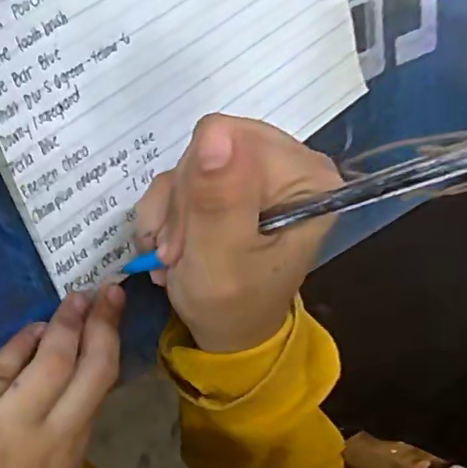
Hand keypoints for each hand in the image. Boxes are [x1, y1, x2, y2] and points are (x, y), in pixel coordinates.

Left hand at [0, 285, 124, 467]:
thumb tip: (59, 425)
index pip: (95, 399)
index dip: (107, 355)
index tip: (111, 325)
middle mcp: (43, 444)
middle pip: (82, 370)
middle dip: (97, 325)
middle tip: (104, 292)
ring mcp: (0, 428)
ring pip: (45, 363)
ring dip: (61, 327)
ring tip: (72, 303)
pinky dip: (14, 348)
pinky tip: (27, 333)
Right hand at [133, 114, 340, 352]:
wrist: (226, 333)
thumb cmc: (230, 305)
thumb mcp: (219, 257)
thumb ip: (217, 198)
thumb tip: (214, 133)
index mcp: (304, 175)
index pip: (226, 138)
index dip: (194, 186)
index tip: (187, 238)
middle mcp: (285, 165)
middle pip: (203, 150)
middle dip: (178, 206)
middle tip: (178, 252)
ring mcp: (254, 175)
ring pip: (183, 169)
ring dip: (166, 217)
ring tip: (174, 256)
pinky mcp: (227, 187)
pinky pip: (176, 183)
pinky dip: (162, 219)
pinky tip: (171, 248)